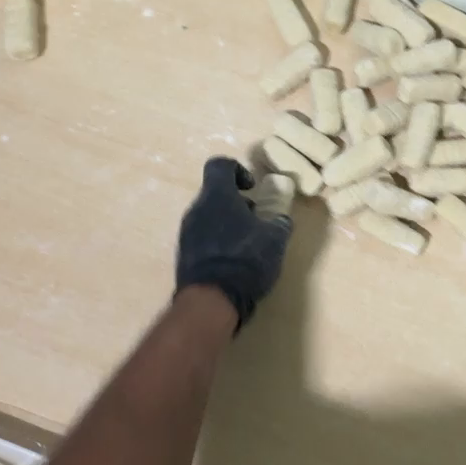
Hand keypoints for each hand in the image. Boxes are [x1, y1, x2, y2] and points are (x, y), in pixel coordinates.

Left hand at [175, 157, 292, 328]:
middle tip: (256, 219)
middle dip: (237, 202)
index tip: (252, 187)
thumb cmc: (246, 259)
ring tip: (248, 243)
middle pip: (215, 193)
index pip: (220, 165)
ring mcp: (187, 232)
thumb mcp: (275, 240)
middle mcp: (197, 208)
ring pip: (209, 215)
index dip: (238, 170)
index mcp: (218, 196)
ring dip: (228, 222)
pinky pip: (203, 236)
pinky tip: (235, 260)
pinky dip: (218, 240)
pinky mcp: (185, 253)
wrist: (212, 299)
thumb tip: (280, 218)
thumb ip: (279, 223)